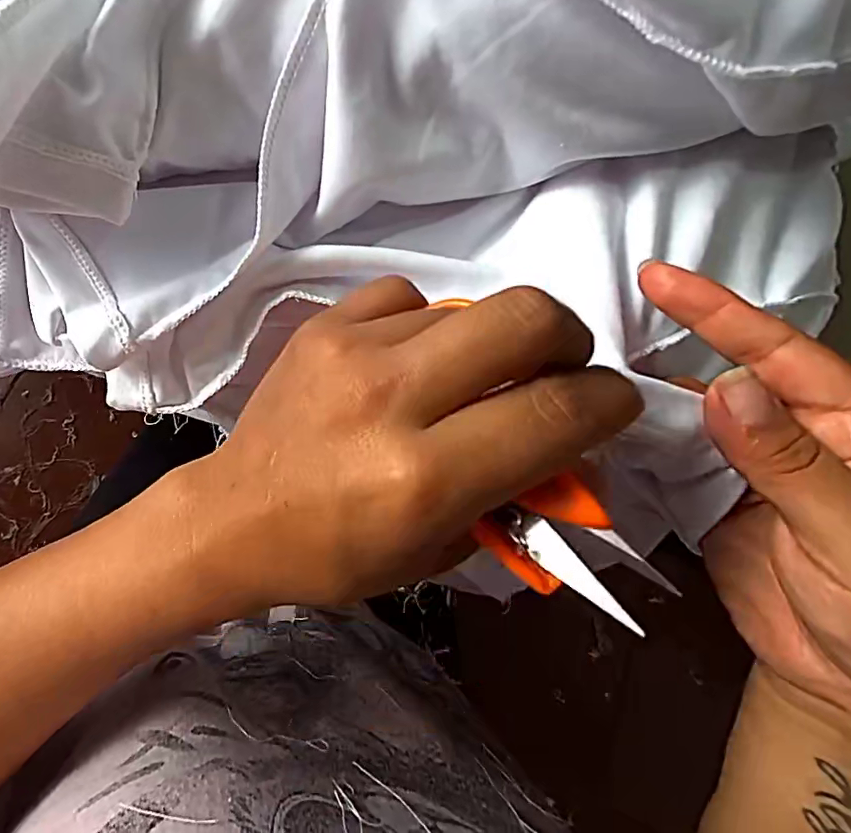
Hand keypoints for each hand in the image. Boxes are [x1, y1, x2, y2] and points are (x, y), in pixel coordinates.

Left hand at [184, 276, 642, 609]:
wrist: (235, 516)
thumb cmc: (339, 553)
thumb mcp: (441, 548)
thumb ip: (519, 493)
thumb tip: (579, 447)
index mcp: (424, 477)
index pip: (554, 411)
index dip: (607, 400)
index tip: (615, 402)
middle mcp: (392, 399)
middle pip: (526, 318)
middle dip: (569, 337)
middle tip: (563, 365)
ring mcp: (354, 348)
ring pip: (472, 308)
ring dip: (496, 342)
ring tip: (473, 376)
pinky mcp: (326, 322)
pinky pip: (412, 297)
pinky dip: (432, 325)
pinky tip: (412, 356)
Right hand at [638, 262, 850, 829]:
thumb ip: (796, 464)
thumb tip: (728, 388)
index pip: (785, 355)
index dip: (723, 314)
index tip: (664, 279)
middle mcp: (803, 439)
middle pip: (729, 380)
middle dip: (673, 352)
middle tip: (612, 327)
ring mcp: (755, 477)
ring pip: (693, 423)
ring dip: (650, 405)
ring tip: (597, 381)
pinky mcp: (718, 512)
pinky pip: (674, 471)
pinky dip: (641, 454)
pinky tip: (610, 436)